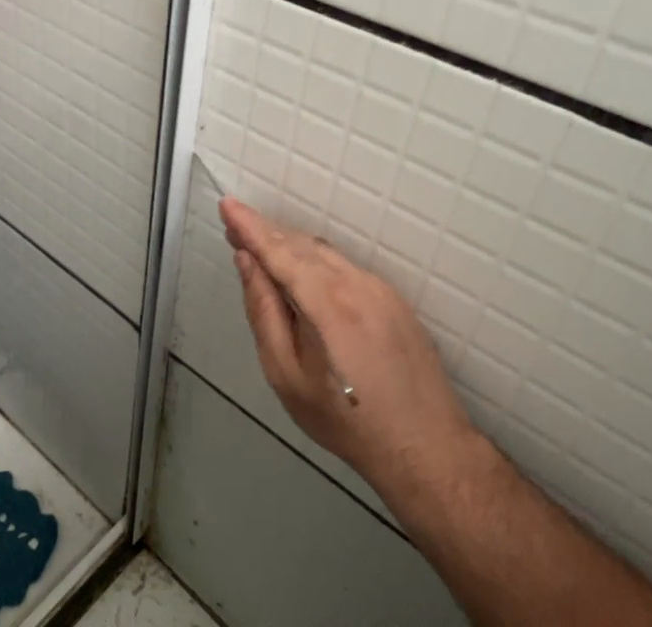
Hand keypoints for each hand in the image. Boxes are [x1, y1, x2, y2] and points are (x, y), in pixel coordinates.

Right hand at [220, 197, 478, 498]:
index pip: (279, 251)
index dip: (250, 226)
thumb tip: (248, 263)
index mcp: (326, 303)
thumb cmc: (344, 419)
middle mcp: (356, 285)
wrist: (423, 445)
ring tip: (260, 246)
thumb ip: (264, 313)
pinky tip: (302, 270)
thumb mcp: (287, 374)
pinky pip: (346, 267)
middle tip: (234, 226)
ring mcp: (380, 290)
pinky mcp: (393, 301)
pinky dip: (316, 260)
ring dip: (290, 245)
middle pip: (302, 246)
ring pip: (326, 254)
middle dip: (265, 232)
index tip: (227, 205)